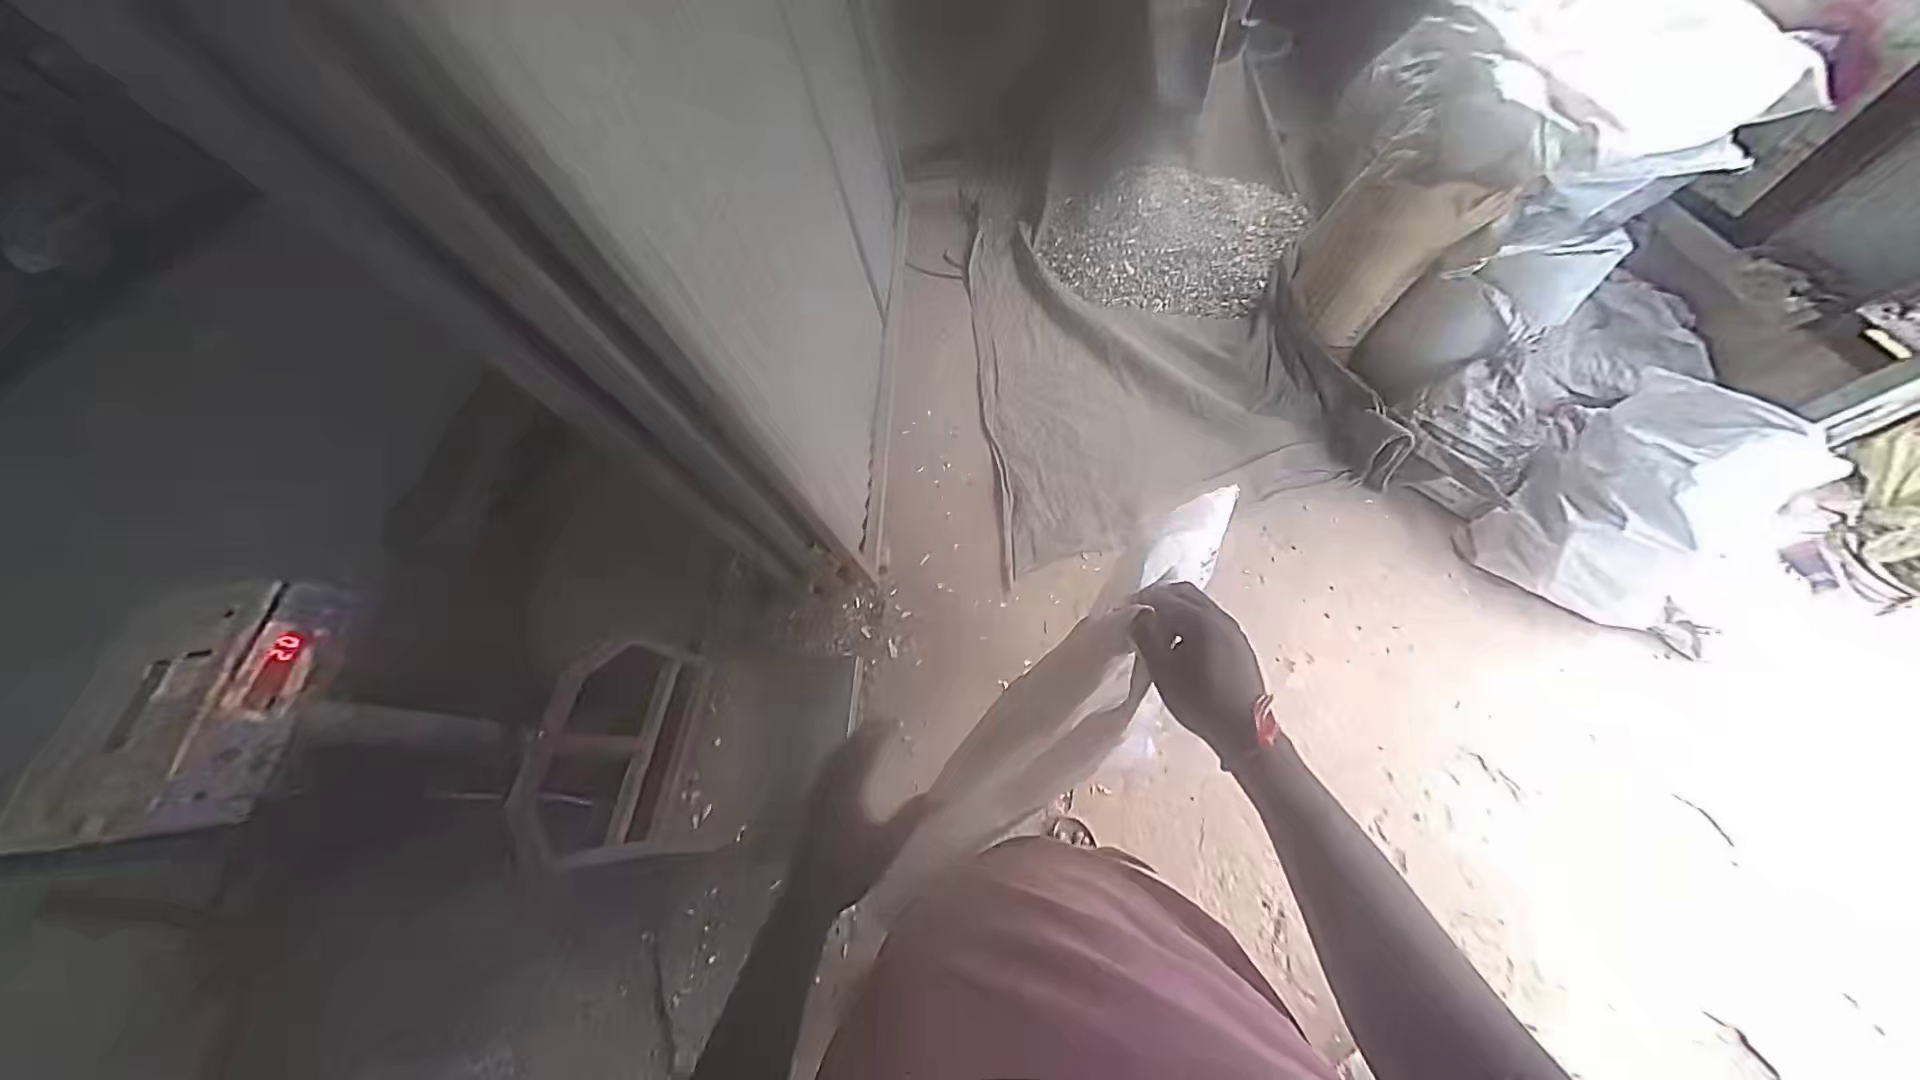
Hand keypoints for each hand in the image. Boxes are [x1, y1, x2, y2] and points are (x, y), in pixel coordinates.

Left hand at [788, 719, 927, 917]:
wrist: (809, 896)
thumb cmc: (850, 870)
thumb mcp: (888, 846)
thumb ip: (912, 819)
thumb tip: (938, 797)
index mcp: (848, 790)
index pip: (863, 751)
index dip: (877, 733)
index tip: (891, 722)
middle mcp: (828, 787)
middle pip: (844, 751)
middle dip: (862, 735)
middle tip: (878, 725)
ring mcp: (815, 797)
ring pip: (831, 761)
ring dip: (848, 746)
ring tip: (862, 739)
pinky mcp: (808, 809)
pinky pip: (824, 772)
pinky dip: (836, 761)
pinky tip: (841, 769)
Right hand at [1130, 582, 1267, 760]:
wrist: (1245, 730)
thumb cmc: (1200, 701)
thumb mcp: (1163, 671)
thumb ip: (1146, 637)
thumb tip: (1137, 615)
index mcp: (1200, 619)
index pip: (1163, 597)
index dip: (1139, 601)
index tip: (1122, 612)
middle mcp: (1219, 616)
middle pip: (1183, 592)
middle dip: (1158, 598)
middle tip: (1137, 616)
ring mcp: (1232, 628)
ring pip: (1197, 604)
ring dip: (1174, 609)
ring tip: (1156, 631)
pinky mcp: (1237, 641)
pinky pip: (1208, 618)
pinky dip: (1189, 620)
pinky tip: (1179, 643)